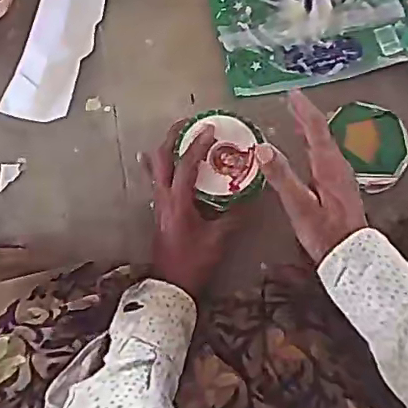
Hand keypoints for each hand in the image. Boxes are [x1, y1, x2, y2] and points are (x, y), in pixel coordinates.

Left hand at [147, 124, 241, 295]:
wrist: (171, 285)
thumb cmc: (194, 262)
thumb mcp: (219, 238)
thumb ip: (234, 216)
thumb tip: (250, 197)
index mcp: (178, 202)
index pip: (186, 165)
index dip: (198, 145)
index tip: (210, 130)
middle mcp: (163, 198)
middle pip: (161, 158)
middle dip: (173, 137)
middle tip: (188, 123)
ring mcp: (158, 204)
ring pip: (156, 167)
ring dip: (168, 148)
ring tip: (181, 135)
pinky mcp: (160, 210)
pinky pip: (157, 180)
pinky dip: (161, 165)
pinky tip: (161, 160)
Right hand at [258, 91, 367, 263]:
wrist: (352, 256)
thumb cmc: (326, 234)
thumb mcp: (299, 206)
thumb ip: (281, 177)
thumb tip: (264, 148)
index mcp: (329, 167)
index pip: (316, 129)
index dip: (303, 109)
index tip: (293, 94)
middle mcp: (339, 167)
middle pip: (322, 133)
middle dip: (307, 116)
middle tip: (293, 103)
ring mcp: (342, 177)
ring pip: (326, 145)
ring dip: (311, 131)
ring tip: (298, 121)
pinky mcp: (341, 188)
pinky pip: (327, 157)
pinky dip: (315, 146)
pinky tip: (309, 152)